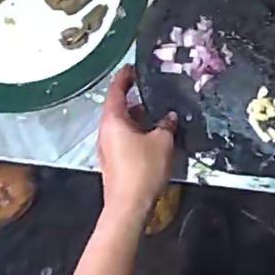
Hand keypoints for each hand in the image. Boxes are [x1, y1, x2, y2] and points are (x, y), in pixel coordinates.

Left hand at [96, 67, 176, 225]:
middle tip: (151, 88)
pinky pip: (124, 137)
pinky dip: (136, 130)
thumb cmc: (143, 169)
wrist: (128, 208)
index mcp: (113, 121)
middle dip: (134, 97)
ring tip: (157, 111)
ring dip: (137, 116)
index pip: (116, 91)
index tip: (132, 67)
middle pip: (118, 107)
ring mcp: (108, 148)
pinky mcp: (114, 161)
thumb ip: (166, 124)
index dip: (124, 77)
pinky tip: (153, 134)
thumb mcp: (162, 141)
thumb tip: (169, 117)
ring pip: (122, 124)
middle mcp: (106, 132)